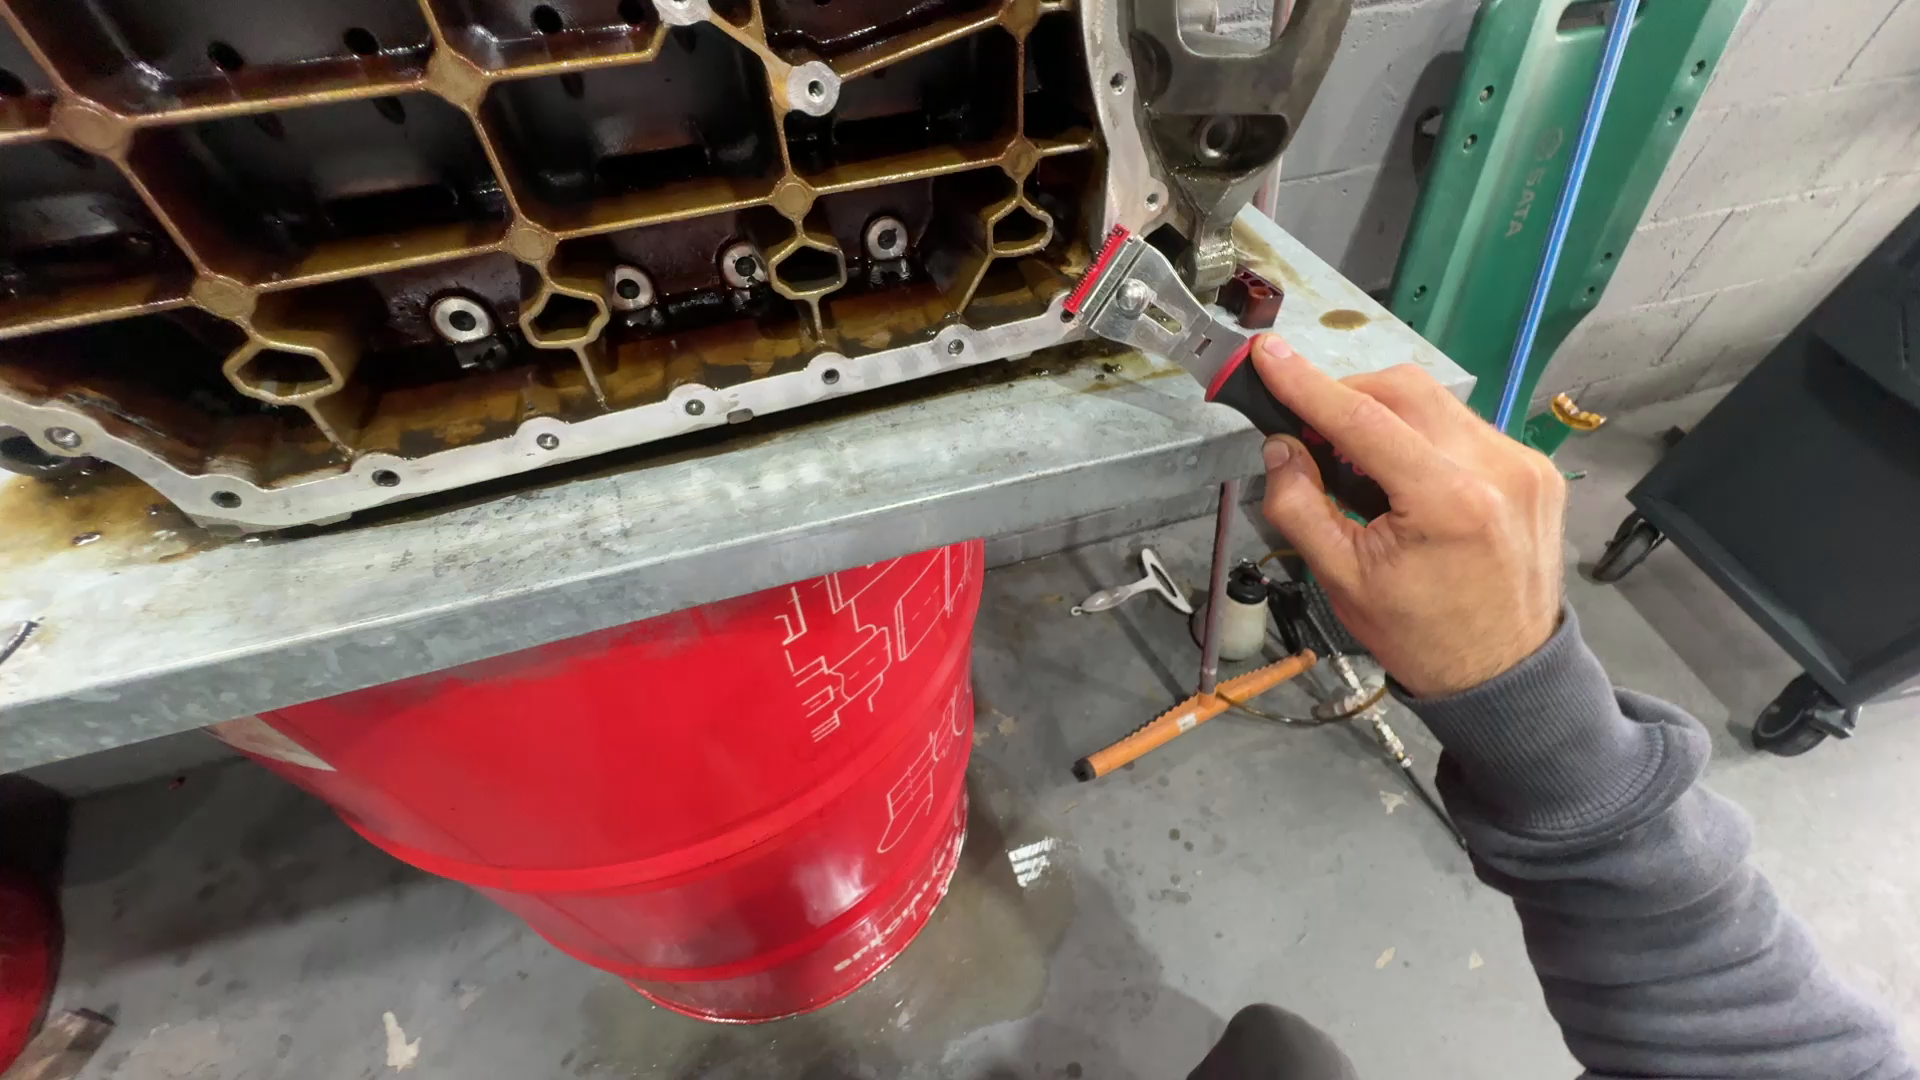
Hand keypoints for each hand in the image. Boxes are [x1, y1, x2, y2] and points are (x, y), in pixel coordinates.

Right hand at [1251, 334, 1565, 696]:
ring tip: (1352, 463)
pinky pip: (1459, 425)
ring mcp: (1523, 463)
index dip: (1306, 384)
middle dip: (1344, 395)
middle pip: (1404, 391)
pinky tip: (1398, 475)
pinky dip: (1414, 435)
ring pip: (1434, 402)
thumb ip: (1299, 504)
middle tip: (1306, 430)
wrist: (1501, 670)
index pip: (1363, 419)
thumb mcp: (1338, 577)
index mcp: (1448, 500)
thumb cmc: (1415, 632)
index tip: (1267, 356)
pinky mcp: (1531, 467)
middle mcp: (1497, 466)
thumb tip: (1281, 447)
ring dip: (1379, 415)